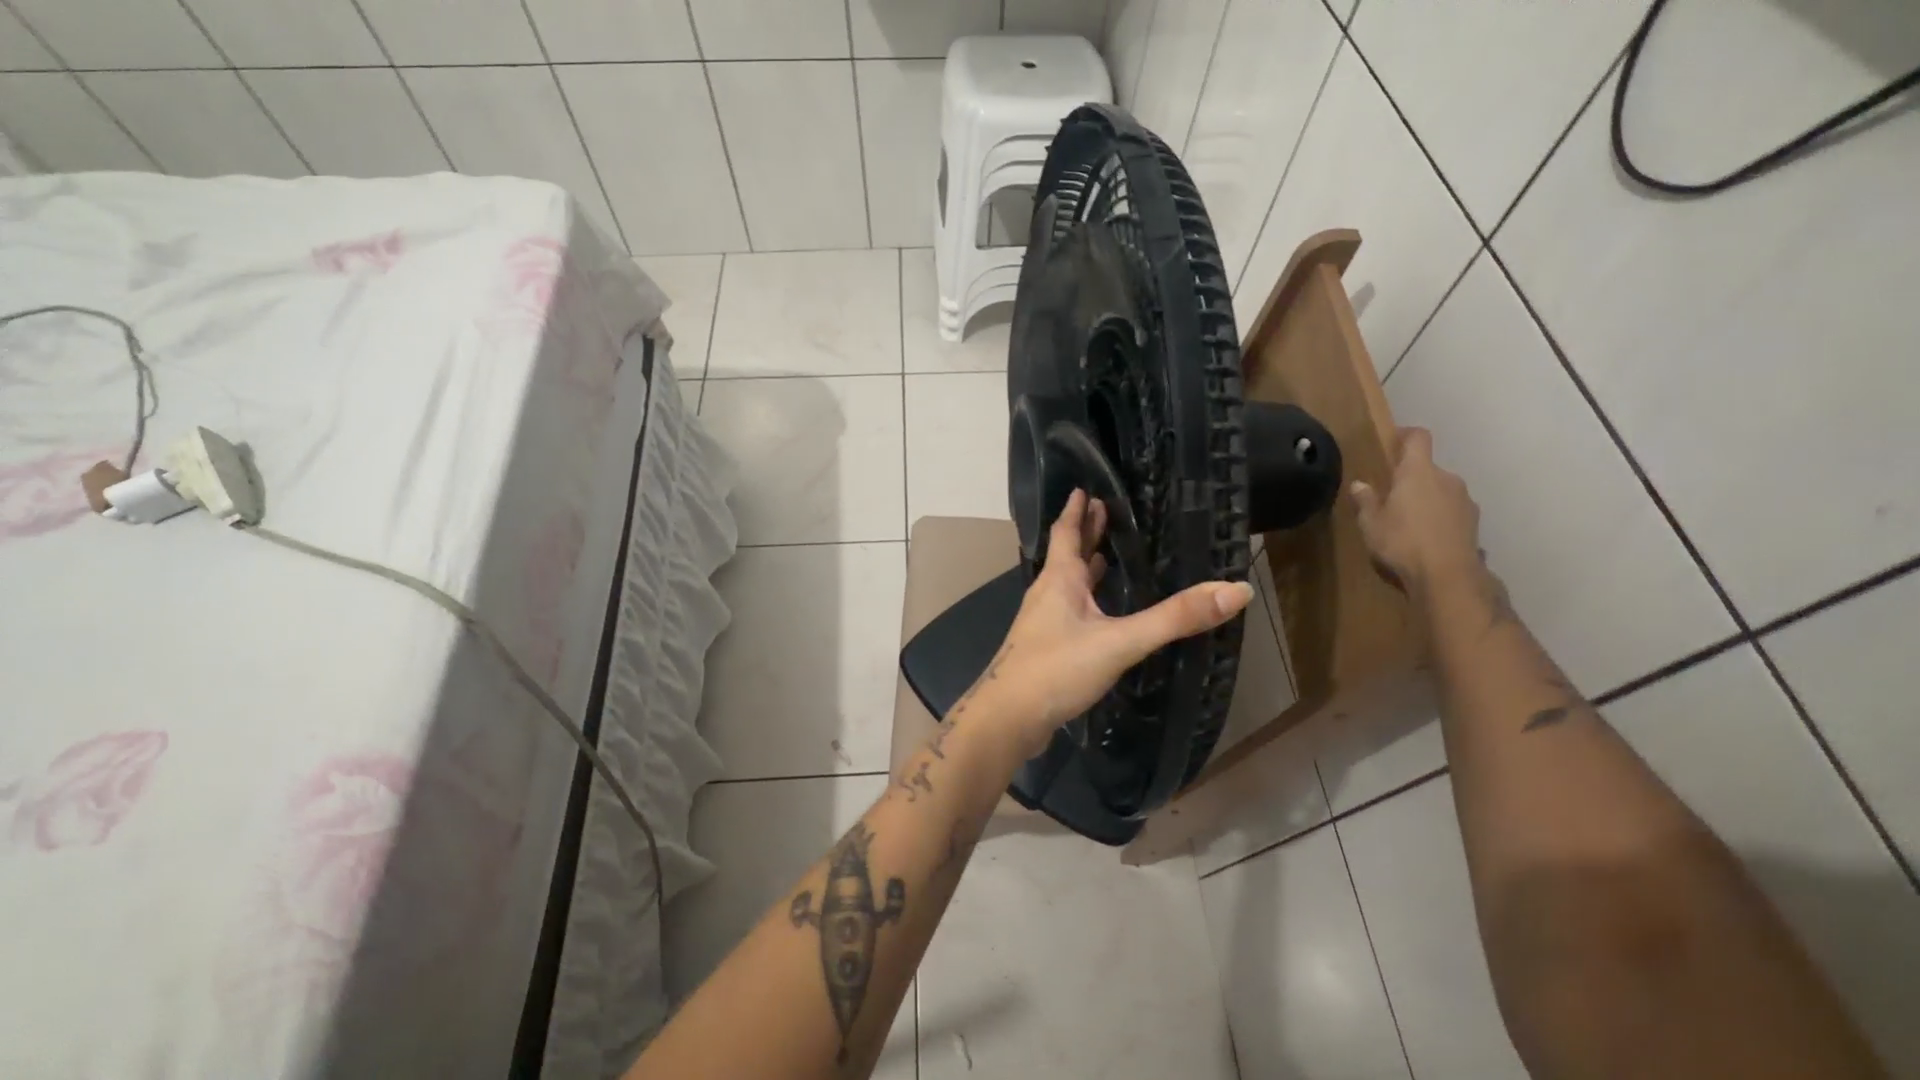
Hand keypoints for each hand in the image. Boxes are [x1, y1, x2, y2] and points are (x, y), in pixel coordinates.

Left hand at [969, 489, 1254, 758]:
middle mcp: (1048, 596)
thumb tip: (1236, 590)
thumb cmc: (1057, 669)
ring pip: (1066, 586)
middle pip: (1067, 556)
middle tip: (1105, 512)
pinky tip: (1098, 615)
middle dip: (1085, 534)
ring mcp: (1042, 625)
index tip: (1085, 488)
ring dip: (1084, 568)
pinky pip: (1068, 613)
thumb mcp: (1121, 641)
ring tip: (1104, 556)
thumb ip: (1175, 618)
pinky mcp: (1045, 651)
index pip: (1066, 533)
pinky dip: (1084, 602)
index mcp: (1060, 581)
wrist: (1008, 719)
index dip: (1077, 511)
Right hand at [1350, 427, 1485, 595]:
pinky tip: (1428, 540)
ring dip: (1428, 500)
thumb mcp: (1371, 524)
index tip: (1395, 440)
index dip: (1406, 435)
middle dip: (1413, 479)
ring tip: (1411, 524)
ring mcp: (1465, 500)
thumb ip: (1366, 501)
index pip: (1418, 438)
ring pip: (1442, 491)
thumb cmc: (1402, 542)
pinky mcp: (1475, 523)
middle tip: (1393, 498)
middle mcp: (1446, 478)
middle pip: (1429, 469)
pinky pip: (1453, 512)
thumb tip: (1360, 484)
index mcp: (1418, 472)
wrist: (1447, 576)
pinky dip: (1441, 519)